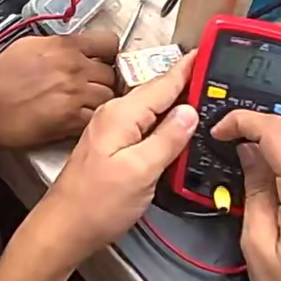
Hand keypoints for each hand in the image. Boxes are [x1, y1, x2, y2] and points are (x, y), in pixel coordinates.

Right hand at [0, 32, 118, 147]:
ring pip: (110, 97)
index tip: (105, 61)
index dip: (110, 53)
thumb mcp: (31, 45)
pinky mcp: (71, 120)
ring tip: (87, 106)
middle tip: (93, 88)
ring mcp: (76, 94)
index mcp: (66, 46)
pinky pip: (97, 118)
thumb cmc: (1, 75)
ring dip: (101, 102)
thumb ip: (59, 45)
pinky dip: (93, 119)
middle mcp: (76, 67)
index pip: (110, 42)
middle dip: (105, 82)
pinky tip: (81, 120)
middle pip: (112, 74)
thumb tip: (75, 49)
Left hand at [21, 55, 197, 271]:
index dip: (187, 68)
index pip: (162, 83)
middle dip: (186, 82)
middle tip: (216, 75)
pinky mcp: (112, 145)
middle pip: (157, 92)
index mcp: (121, 114)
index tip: (207, 51)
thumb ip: (167, 139)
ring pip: (151, 108)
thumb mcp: (140, 171)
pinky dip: (163, 121)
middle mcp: (114, 114)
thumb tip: (190, 110)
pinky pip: (144, 124)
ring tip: (204, 97)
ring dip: (176, 102)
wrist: (64, 228)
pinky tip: (176, 127)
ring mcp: (111, 129)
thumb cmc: (97, 204)